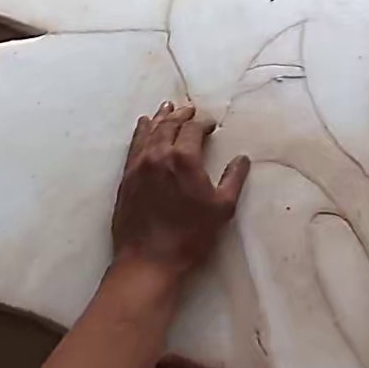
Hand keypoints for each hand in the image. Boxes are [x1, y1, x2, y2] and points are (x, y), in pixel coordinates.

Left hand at [110, 102, 249, 286]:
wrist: (149, 260)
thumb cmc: (190, 236)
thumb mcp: (222, 208)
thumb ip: (233, 179)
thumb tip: (242, 159)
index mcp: (184, 159)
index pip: (193, 130)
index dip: (203, 123)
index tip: (211, 124)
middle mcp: (159, 155)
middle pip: (170, 125)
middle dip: (182, 115)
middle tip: (190, 110)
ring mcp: (139, 164)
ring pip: (151, 131)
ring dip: (161, 118)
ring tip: (168, 107)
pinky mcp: (127, 176)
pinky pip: (134, 144)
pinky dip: (141, 131)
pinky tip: (144, 124)